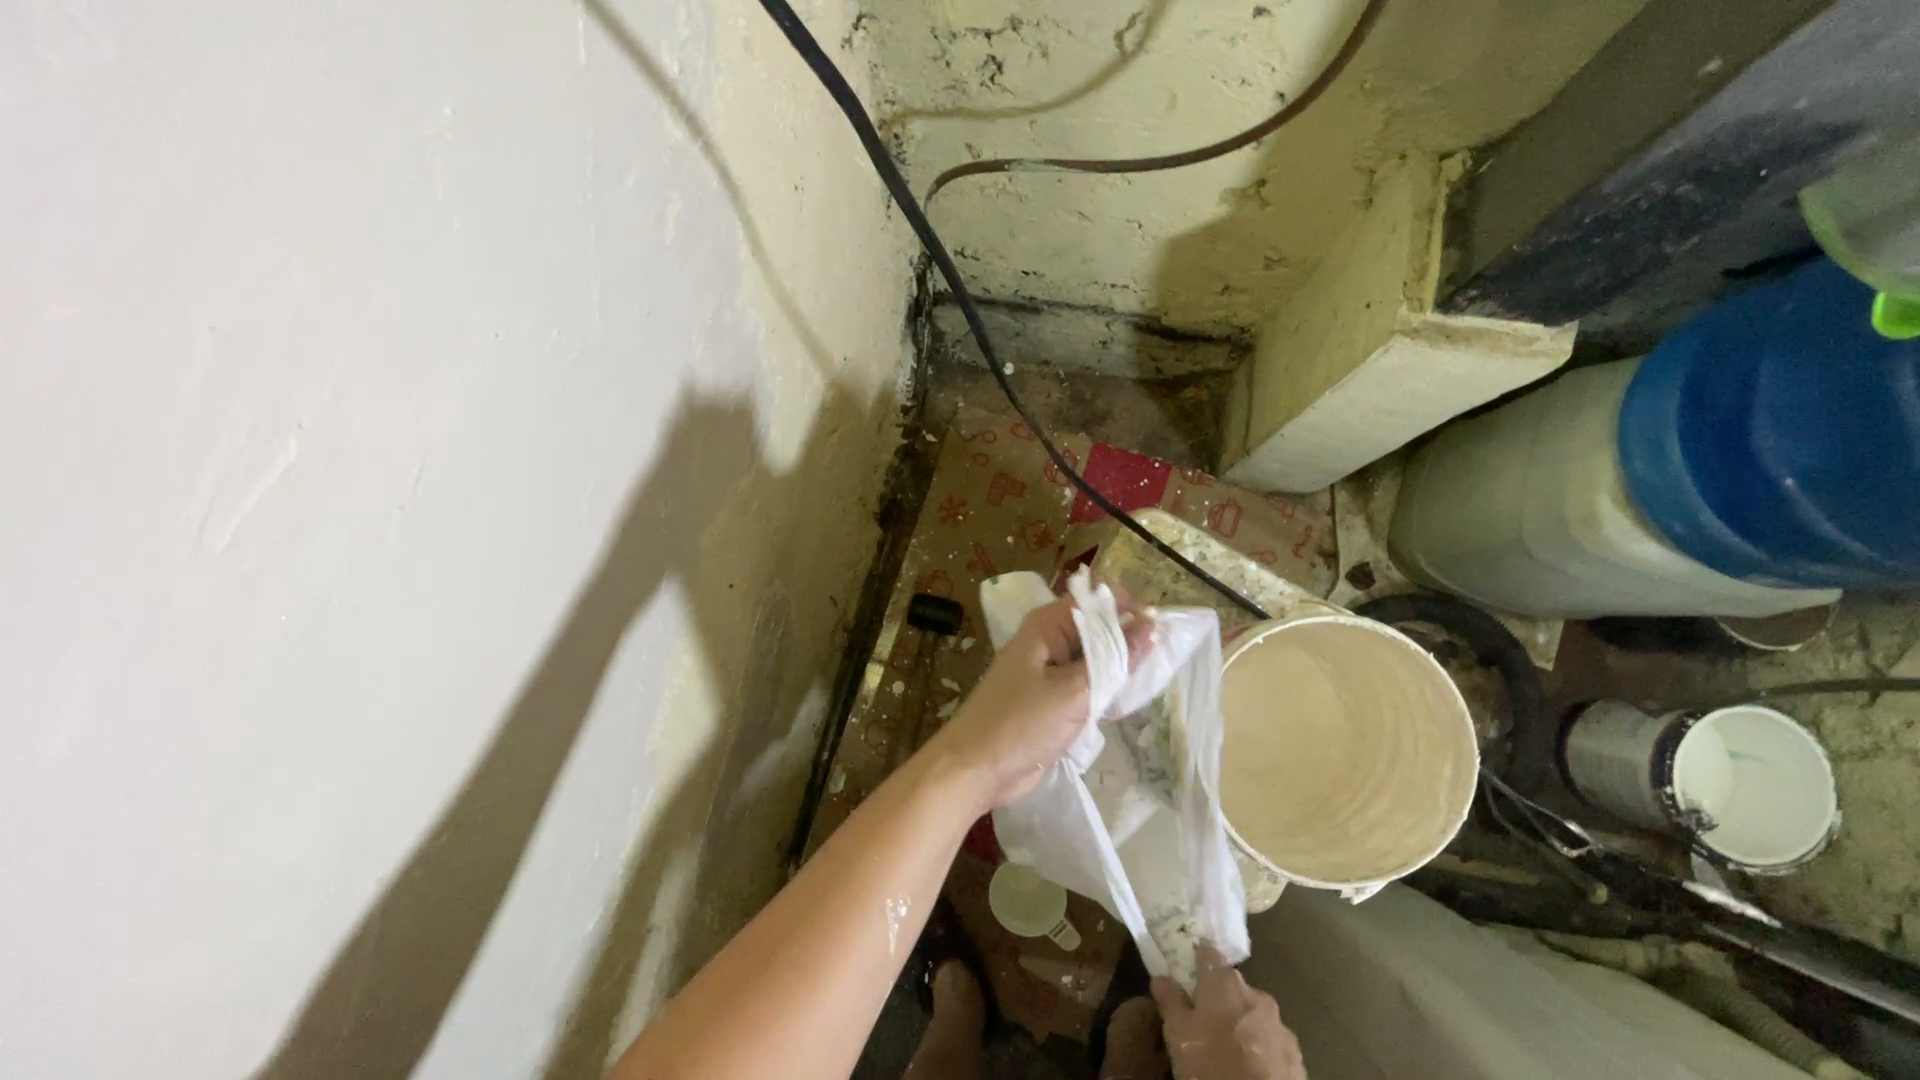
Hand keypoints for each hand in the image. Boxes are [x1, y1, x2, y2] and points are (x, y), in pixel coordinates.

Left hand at [926, 590, 1150, 808]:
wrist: (976, 769)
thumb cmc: (1021, 723)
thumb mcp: (1075, 690)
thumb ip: (1115, 658)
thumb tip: (1150, 625)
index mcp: (1048, 625)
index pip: (1097, 600)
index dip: (1129, 610)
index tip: (1157, 635)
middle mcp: (1049, 641)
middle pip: (1099, 629)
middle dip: (1127, 644)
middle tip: (1153, 669)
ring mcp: (1050, 672)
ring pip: (1096, 660)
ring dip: (1117, 672)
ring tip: (1139, 689)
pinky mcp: (1052, 700)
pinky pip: (1087, 686)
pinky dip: (1104, 694)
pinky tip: (1121, 708)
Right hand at [1152, 945, 1304, 1079]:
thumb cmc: (1211, 1063)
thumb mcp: (1178, 1034)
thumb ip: (1170, 1001)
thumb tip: (1161, 977)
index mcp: (1225, 983)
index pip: (1208, 954)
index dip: (1197, 957)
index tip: (1187, 966)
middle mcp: (1256, 995)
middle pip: (1231, 987)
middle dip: (1218, 999)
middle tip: (1202, 1021)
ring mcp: (1280, 1024)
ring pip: (1253, 1015)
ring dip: (1240, 1024)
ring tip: (1226, 1049)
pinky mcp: (1295, 1053)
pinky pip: (1270, 1041)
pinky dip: (1259, 1047)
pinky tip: (1248, 1067)